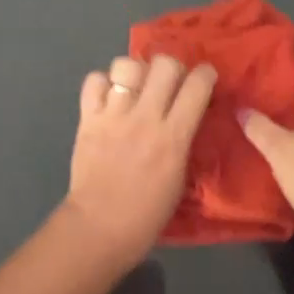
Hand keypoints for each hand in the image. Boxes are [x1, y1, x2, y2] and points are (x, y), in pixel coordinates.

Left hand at [64, 54, 216, 263]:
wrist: (99, 228)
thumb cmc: (146, 214)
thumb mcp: (179, 177)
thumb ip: (182, 141)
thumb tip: (186, 114)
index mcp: (172, 138)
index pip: (197, 86)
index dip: (205, 74)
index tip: (205, 78)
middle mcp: (144, 118)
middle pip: (164, 64)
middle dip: (172, 67)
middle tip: (169, 81)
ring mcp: (113, 115)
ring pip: (126, 65)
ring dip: (135, 72)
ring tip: (135, 87)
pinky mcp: (88, 118)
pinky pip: (94, 80)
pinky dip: (102, 83)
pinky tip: (108, 98)